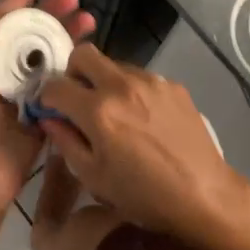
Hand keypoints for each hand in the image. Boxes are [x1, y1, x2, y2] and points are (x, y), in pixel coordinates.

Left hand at [0, 0, 94, 220]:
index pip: (4, 20)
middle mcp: (5, 72)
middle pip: (32, 34)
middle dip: (52, 13)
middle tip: (76, 0)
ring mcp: (26, 93)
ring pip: (49, 56)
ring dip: (67, 37)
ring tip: (89, 21)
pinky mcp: (44, 113)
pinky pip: (60, 86)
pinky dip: (74, 69)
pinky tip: (90, 58)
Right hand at [38, 45, 249, 244]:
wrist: (203, 195)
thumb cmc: (143, 195)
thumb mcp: (93, 176)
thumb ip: (66, 141)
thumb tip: (50, 119)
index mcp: (98, 110)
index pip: (56, 86)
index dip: (46, 98)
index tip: (50, 111)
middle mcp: (122, 85)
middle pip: (84, 55)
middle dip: (73, 73)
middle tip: (77, 100)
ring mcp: (151, 82)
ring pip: (114, 65)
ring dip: (104, 82)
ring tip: (115, 114)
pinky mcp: (173, 86)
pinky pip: (141, 78)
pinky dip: (131, 91)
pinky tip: (142, 119)